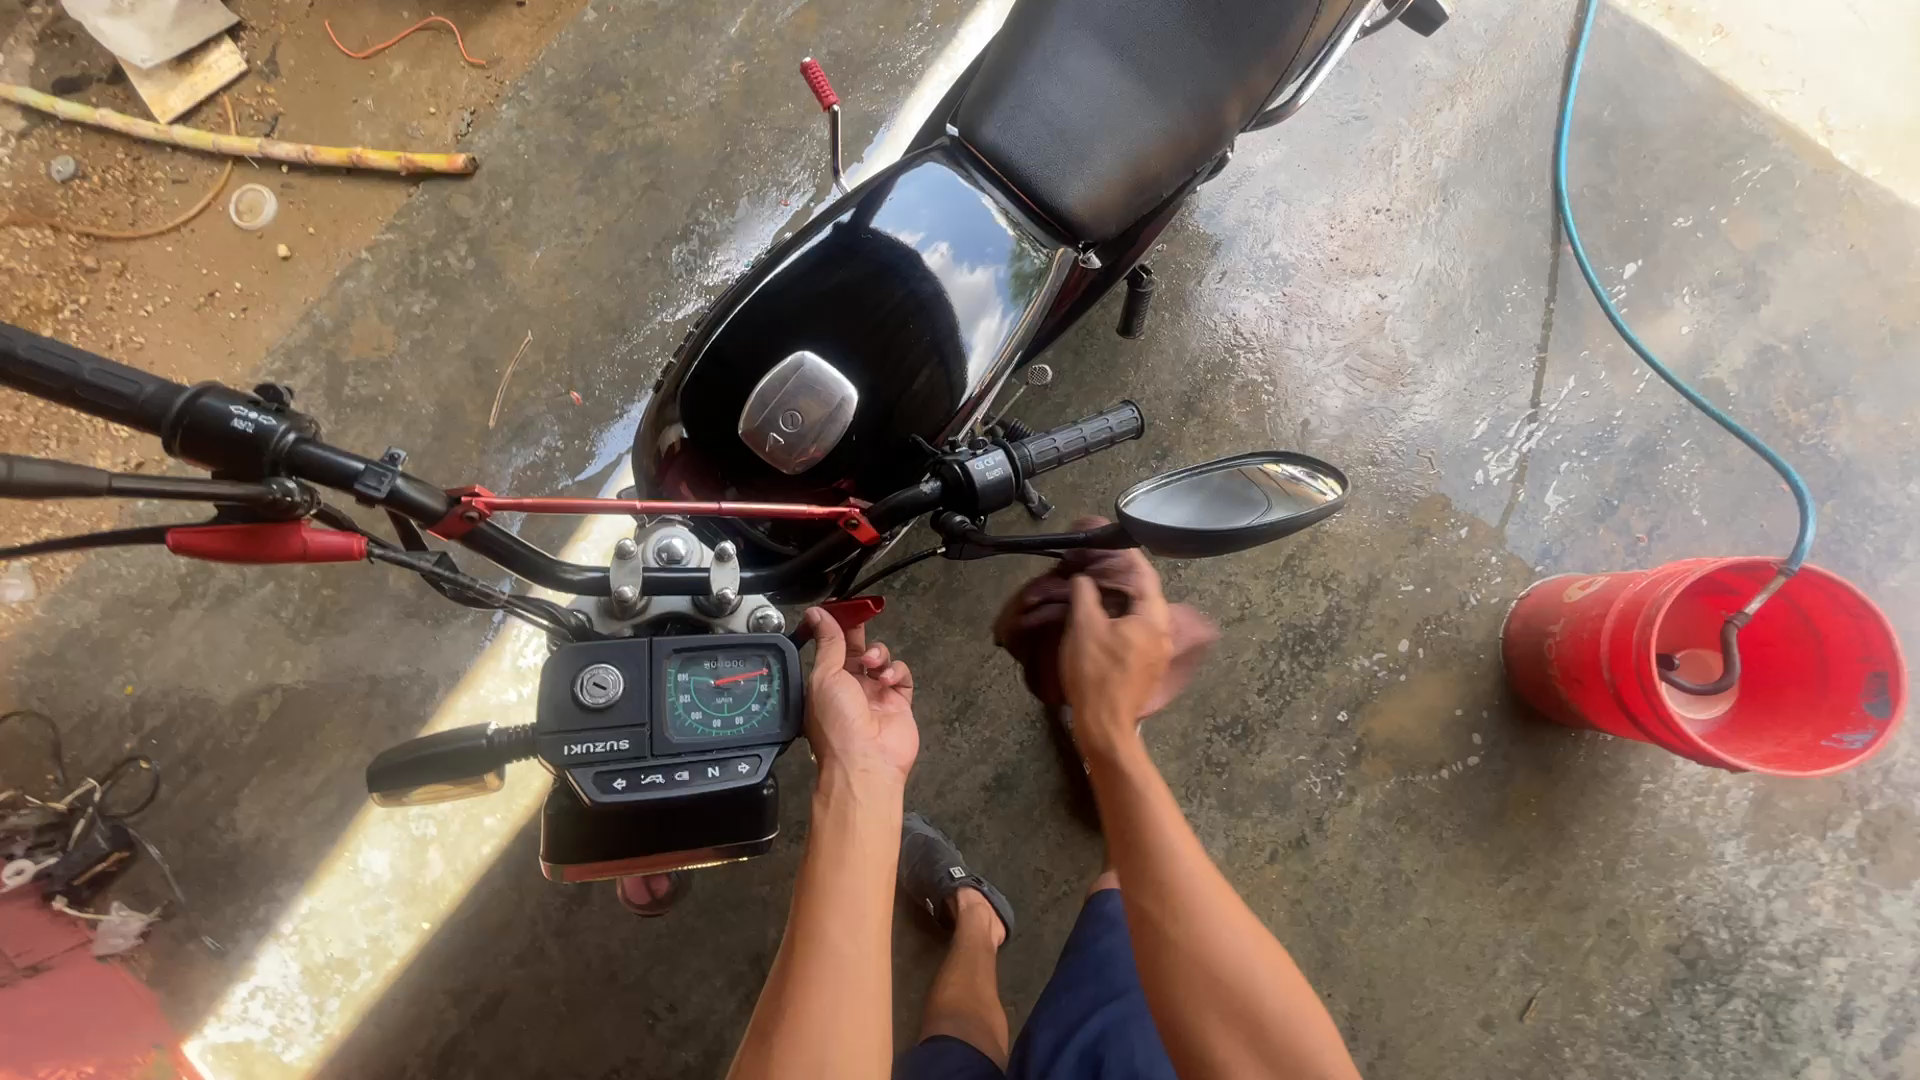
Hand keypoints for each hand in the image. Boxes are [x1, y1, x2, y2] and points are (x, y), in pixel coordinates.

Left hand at [802, 607, 918, 789]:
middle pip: (856, 650)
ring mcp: (875, 695)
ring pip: (880, 659)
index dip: (836, 627)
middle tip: (863, 619)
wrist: (866, 761)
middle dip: (859, 634)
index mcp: (825, 682)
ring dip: (878, 655)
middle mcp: (849, 687)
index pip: (831, 647)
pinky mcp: (898, 701)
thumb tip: (818, 614)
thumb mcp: (825, 676)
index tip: (841, 607)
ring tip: (872, 665)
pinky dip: (895, 672)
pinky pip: (900, 675)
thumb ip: (828, 642)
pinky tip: (887, 680)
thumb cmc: (838, 724)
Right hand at [1059, 549, 1173, 747]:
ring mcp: (1157, 651)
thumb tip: (1083, 578)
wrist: (1105, 724)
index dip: (1127, 556)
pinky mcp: (1147, 665)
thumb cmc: (1095, 673)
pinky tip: (1102, 616)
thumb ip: (1085, 594)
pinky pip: (1138, 629)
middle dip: (1123, 576)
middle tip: (1098, 564)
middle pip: (1146, 593)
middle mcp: (1163, 632)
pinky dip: (1121, 616)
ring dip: (1121, 597)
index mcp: (1153, 618)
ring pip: (1142, 612)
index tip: (1108, 543)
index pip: (1145, 574)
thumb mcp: (1084, 627)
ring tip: (1096, 587)